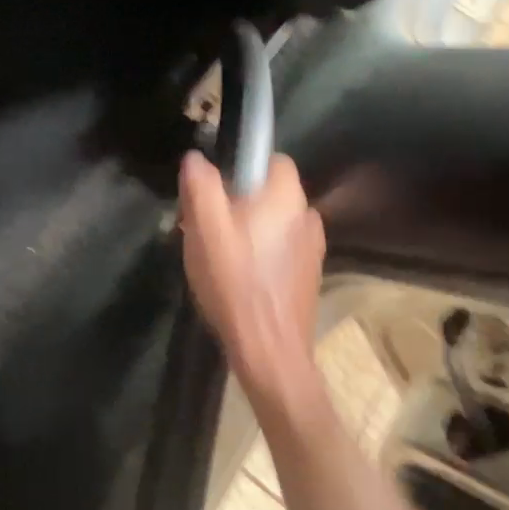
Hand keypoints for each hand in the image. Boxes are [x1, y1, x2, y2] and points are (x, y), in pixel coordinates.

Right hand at [179, 150, 325, 394]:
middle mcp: (307, 215)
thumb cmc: (235, 284)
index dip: (241, 168)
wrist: (270, 351)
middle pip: (269, 193)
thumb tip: (196, 158)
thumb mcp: (205, 230)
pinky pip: (281, 249)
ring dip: (249, 231)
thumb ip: (200, 186)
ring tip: (219, 256)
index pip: (271, 159)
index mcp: (287, 196)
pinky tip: (240, 279)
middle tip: (206, 228)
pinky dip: (261, 255)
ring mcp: (312, 248)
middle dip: (238, 203)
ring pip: (274, 223)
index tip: (216, 192)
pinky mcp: (309, 275)